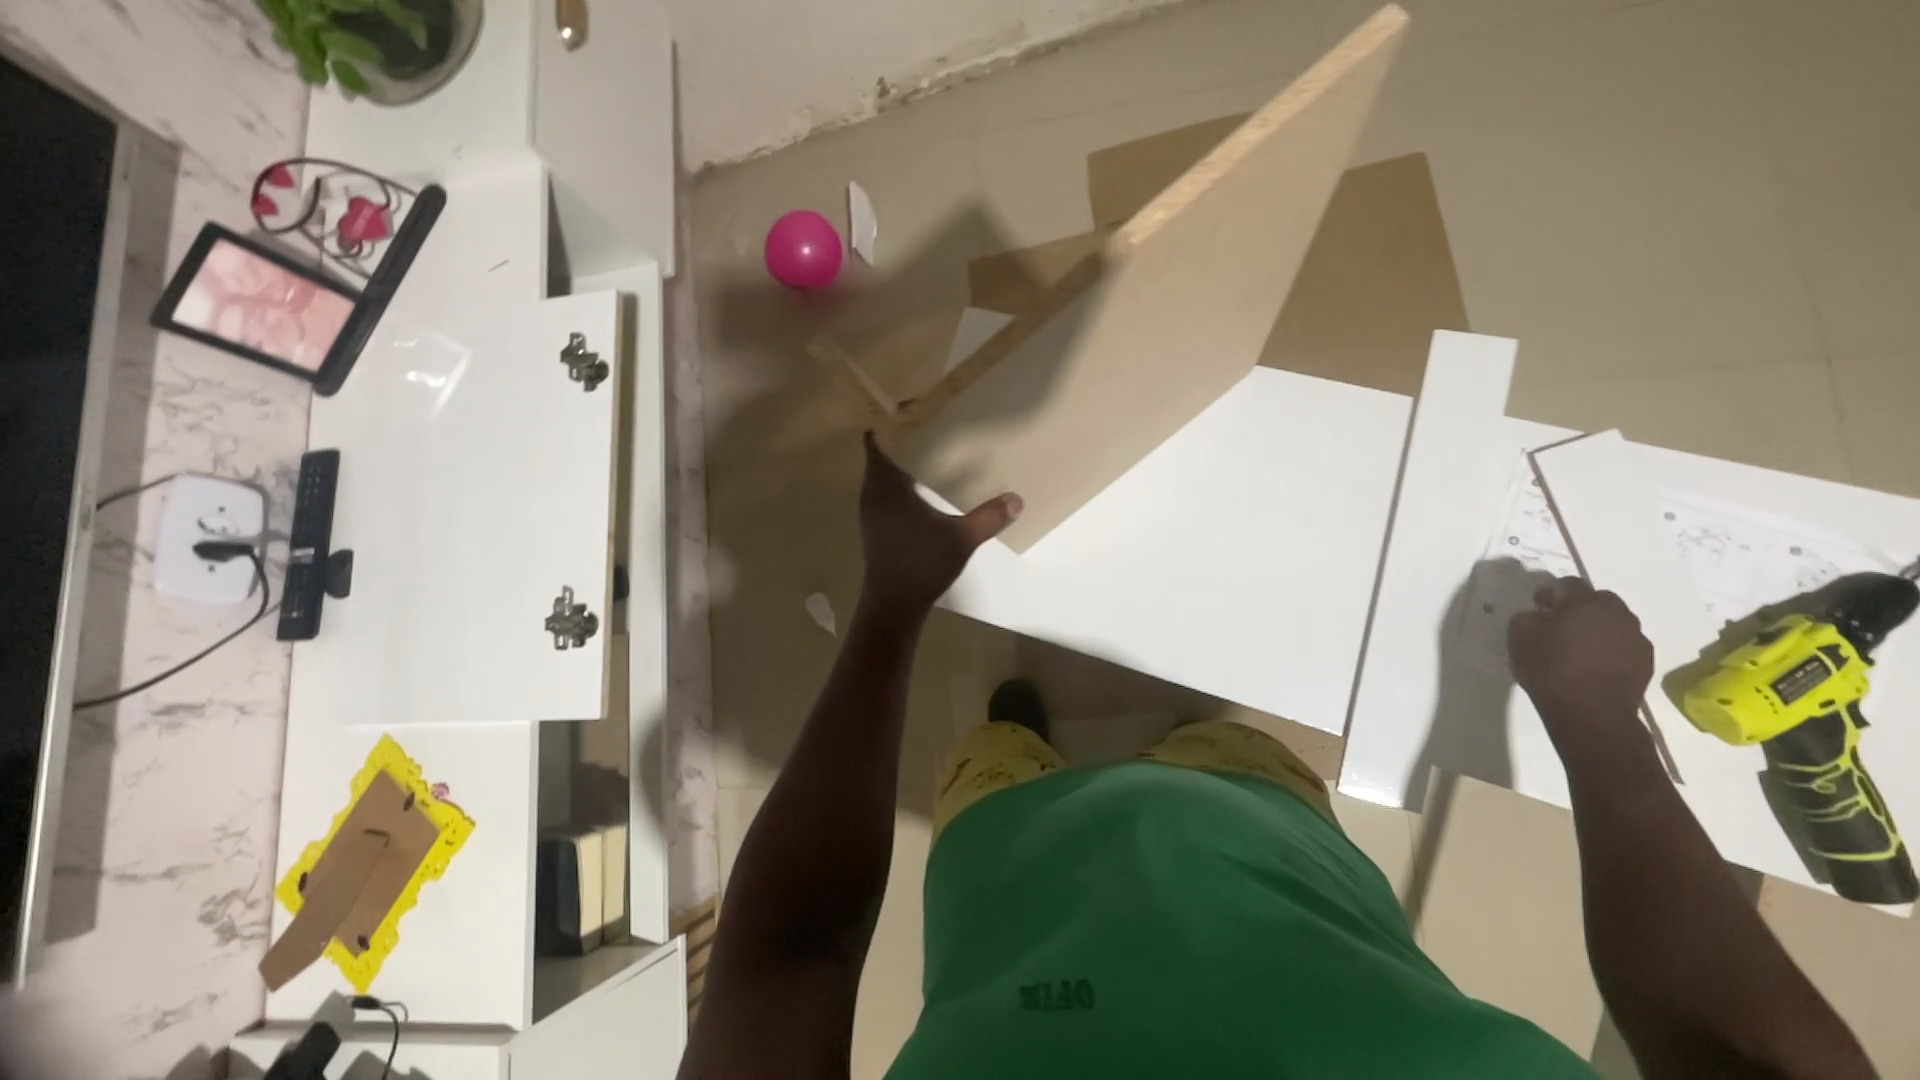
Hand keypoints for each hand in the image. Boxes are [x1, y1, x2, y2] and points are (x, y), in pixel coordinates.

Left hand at [858, 432, 1021, 616]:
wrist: (894, 605)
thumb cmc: (921, 565)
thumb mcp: (961, 539)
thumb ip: (988, 517)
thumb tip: (1016, 498)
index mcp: (886, 488)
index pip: (877, 444)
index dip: (889, 426)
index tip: (909, 411)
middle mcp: (872, 495)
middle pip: (881, 458)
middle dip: (900, 442)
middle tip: (928, 425)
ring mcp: (871, 513)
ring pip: (881, 478)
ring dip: (900, 465)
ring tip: (928, 452)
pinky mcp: (876, 528)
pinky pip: (884, 494)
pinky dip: (899, 485)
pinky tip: (922, 489)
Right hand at [1508, 577, 1653, 728]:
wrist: (1590, 712)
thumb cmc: (1550, 669)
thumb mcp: (1519, 637)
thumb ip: (1527, 617)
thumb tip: (1538, 615)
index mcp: (1584, 602)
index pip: (1566, 583)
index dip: (1549, 593)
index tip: (1538, 607)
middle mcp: (1615, 612)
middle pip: (1596, 599)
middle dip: (1579, 607)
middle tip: (1560, 625)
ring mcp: (1635, 636)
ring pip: (1613, 622)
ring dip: (1597, 627)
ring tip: (1579, 648)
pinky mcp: (1645, 659)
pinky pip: (1624, 644)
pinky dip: (1610, 648)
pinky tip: (1594, 665)